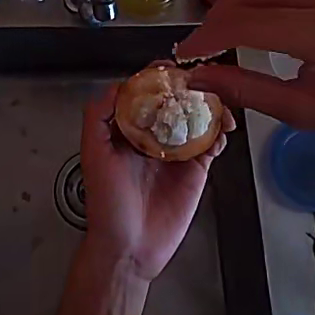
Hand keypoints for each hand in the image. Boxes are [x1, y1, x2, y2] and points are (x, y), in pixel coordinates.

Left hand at [77, 85, 223, 280]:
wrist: (129, 247)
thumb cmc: (106, 205)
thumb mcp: (93, 154)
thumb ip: (97, 117)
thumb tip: (116, 86)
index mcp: (131, 130)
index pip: (147, 94)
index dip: (158, 78)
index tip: (169, 67)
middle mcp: (155, 137)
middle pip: (176, 102)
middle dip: (191, 88)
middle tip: (203, 80)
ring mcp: (178, 152)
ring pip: (198, 119)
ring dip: (211, 108)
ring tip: (218, 103)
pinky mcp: (196, 169)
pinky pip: (212, 144)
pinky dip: (220, 134)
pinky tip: (221, 131)